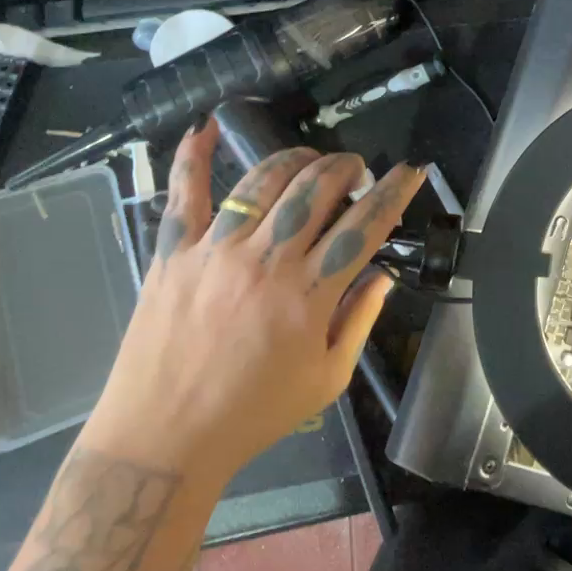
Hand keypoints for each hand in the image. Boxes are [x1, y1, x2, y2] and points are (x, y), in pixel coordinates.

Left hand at [79, 118, 426, 480]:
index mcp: (309, 295)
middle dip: (347, 167)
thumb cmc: (252, 415)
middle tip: (357, 171)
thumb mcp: (327, 378)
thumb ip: (360, 321)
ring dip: (297, 158)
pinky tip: (207, 126)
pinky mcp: (172, 254)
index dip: (396, 191)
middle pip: (318, 187)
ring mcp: (215, 251)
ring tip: (312, 160)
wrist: (159, 444)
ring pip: (264, 179)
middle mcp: (266, 261)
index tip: (412, 172)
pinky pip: (183, 194)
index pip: (366, 225)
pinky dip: (194, 154)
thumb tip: (384, 275)